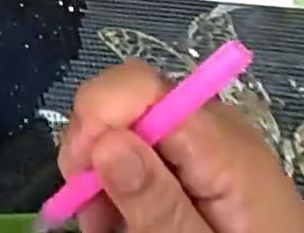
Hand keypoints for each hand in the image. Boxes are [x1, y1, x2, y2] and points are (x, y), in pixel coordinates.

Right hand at [57, 60, 303, 232]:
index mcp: (223, 143)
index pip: (139, 84)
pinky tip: (124, 216)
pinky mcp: (205, 163)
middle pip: (128, 100)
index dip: (98, 115)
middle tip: (88, 212)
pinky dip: (123, 176)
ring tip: (104, 224)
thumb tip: (105, 142)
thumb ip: (159, 205)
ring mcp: (210, 143)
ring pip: (128, 123)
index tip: (80, 174)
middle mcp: (215, 127)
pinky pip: (147, 147)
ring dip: (102, 167)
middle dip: (94, 146)